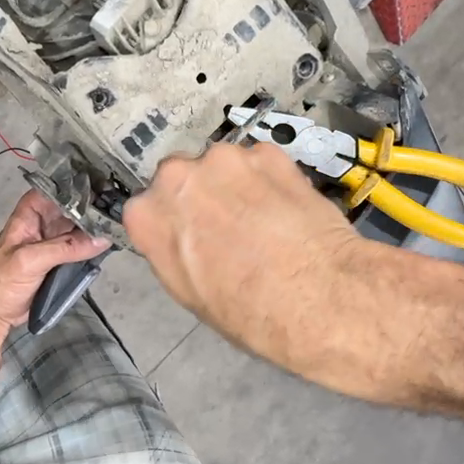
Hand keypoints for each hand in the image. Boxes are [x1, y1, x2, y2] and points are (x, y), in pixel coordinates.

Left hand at [0, 191, 110, 335]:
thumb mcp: (30, 260)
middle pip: (74, 207)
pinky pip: (82, 248)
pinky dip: (95, 245)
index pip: (59, 189)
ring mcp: (54, 241)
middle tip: (119, 208)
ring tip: (120, 223)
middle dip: (94, 207)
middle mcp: (44, 222)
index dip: (80, 186)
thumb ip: (65, 248)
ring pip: (81, 227)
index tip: (106, 186)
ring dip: (97, 226)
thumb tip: (100, 239)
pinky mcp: (61, 260)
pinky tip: (112, 240)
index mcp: (30, 213)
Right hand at [123, 143, 402, 397]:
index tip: (189, 236)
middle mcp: (174, 177)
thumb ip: (170, 248)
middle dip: (199, 195)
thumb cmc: (246, 311)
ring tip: (263, 219)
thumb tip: (182, 236)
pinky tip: (287, 209)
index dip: (172, 222)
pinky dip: (270, 179)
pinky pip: (260, 162)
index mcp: (146, 215)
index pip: (147, 207)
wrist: (317, 297)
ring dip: (235, 184)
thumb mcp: (187, 290)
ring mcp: (222, 159)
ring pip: (222, 166)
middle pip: (180, 177)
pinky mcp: (267, 152)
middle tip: (227, 226)